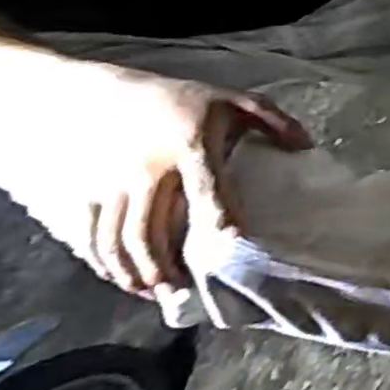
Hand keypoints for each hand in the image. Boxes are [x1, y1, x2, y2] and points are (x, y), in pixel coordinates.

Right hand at [0, 65, 310, 295]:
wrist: (95, 97)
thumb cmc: (180, 101)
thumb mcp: (234, 100)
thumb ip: (274, 122)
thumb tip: (307, 146)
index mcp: (190, 146)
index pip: (207, 186)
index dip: (219, 213)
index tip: (235, 240)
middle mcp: (147, 172)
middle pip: (152, 230)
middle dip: (167, 266)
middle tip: (187, 291)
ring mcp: (109, 188)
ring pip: (119, 243)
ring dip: (137, 274)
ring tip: (160, 293)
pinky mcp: (81, 200)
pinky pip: (91, 242)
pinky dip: (107, 267)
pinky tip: (126, 280)